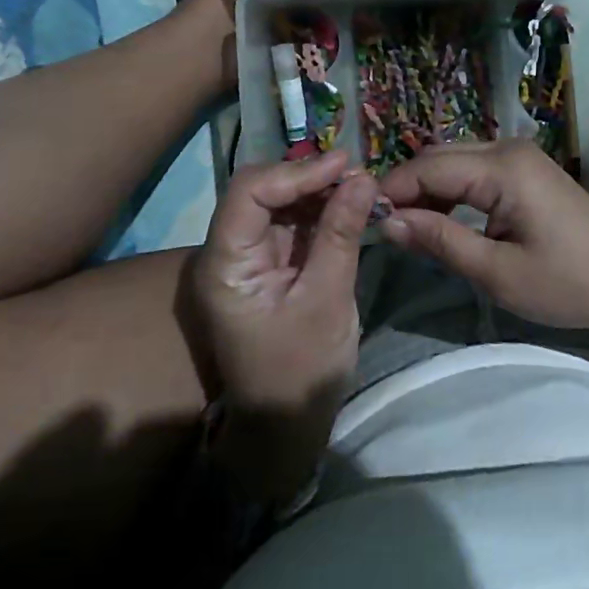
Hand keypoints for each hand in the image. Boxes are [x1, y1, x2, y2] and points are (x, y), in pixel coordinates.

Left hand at [194, 150, 377, 415]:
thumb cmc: (301, 370)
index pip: (248, 193)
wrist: (287, 422)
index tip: (343, 166)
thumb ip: (340, 235)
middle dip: (309, 177)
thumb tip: (363, 179)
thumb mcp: (327, 300)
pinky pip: (293, 222)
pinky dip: (322, 210)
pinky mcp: (271, 262)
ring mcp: (249, 255)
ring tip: (360, 186)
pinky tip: (350, 205)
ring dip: (319, 191)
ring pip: (279, 202)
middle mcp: (228, 251)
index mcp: (225, 264)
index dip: (295, 172)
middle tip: (357, 174)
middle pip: (261, 191)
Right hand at [379, 140, 588, 333]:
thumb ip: (440, 241)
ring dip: (427, 189)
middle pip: (438, 157)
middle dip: (407, 187)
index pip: (428, 168)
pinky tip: (441, 219)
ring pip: (453, 161)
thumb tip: (387, 222)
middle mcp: (508, 149)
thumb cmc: (568, 283)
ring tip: (407, 227)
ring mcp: (518, 156)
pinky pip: (473, 170)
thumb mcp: (498, 272)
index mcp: (503, 169)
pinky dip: (450, 191)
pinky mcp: (524, 169)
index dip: (393, 190)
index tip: (363, 219)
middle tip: (383, 227)